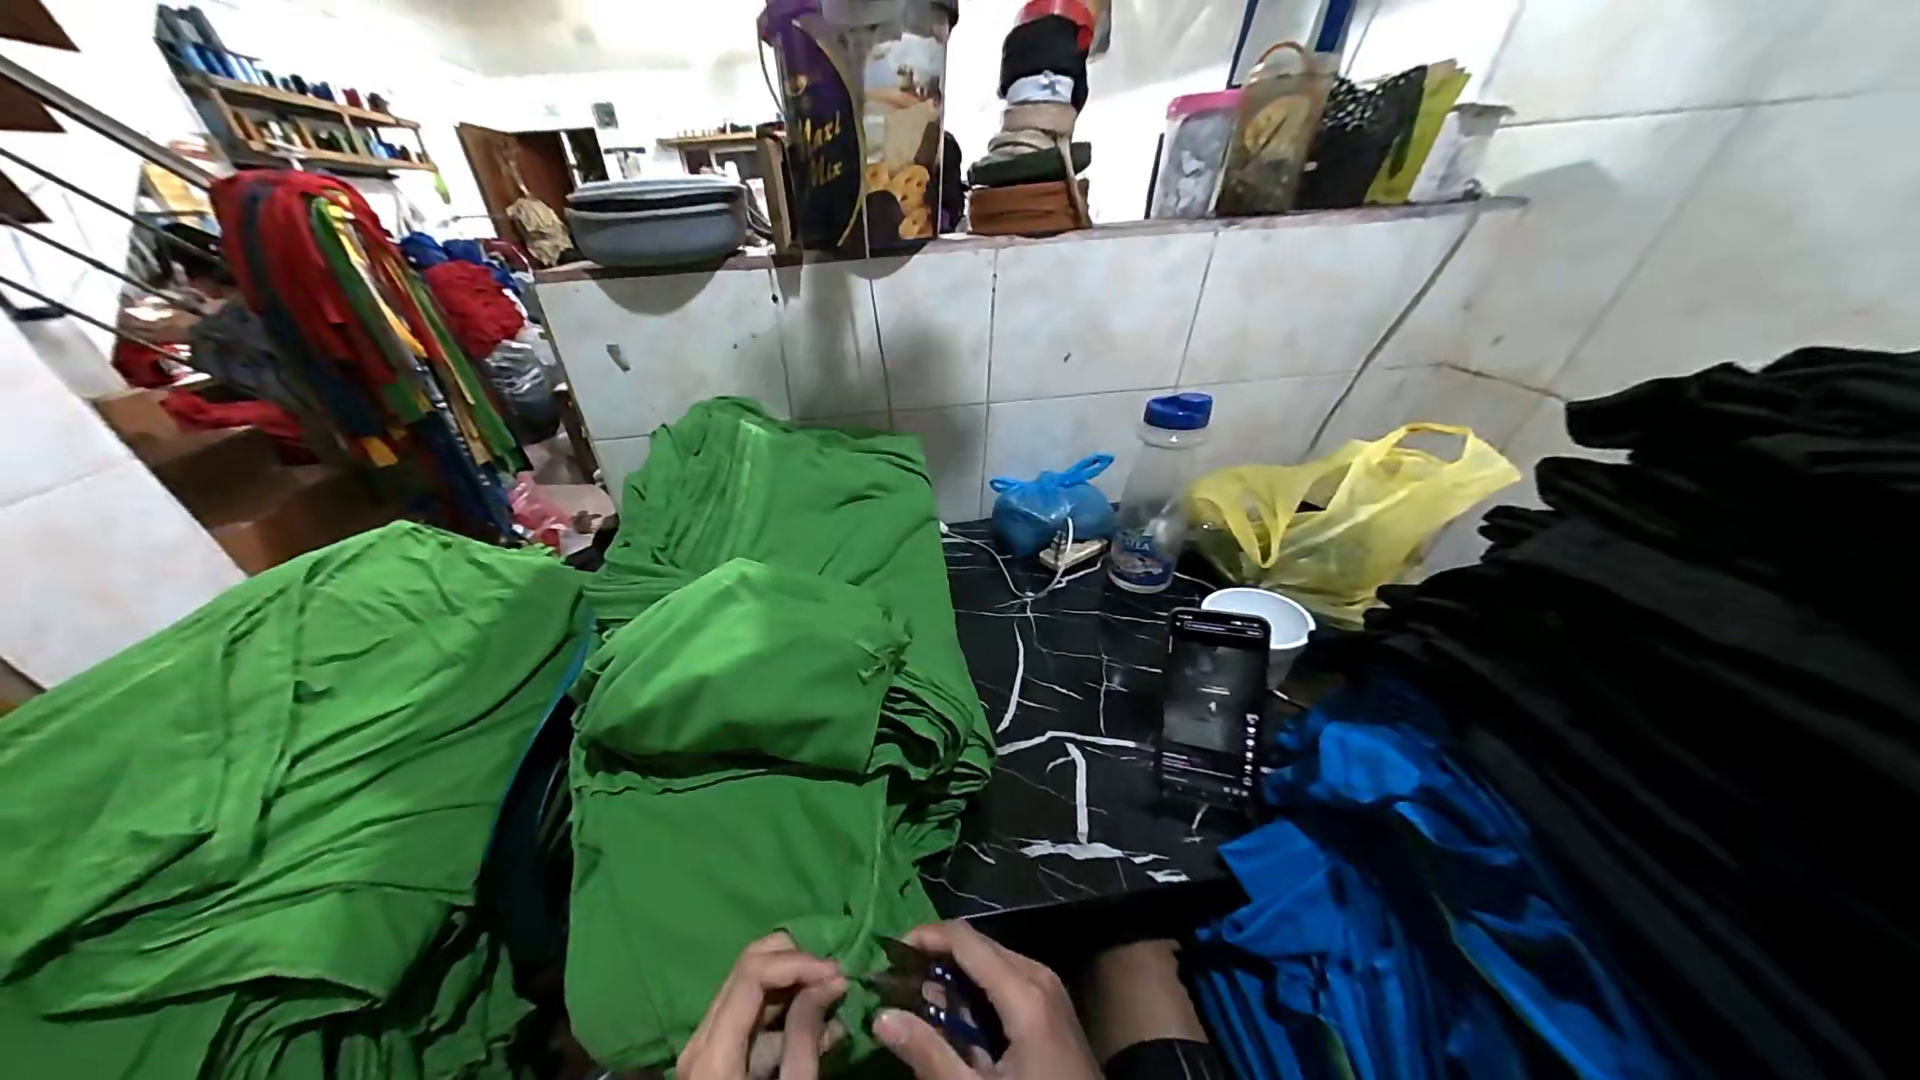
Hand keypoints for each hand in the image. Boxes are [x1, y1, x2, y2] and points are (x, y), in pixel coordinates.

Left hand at [676, 932, 847, 1079]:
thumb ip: (806, 1034)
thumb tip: (832, 979)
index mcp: (712, 1051)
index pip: (752, 972)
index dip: (798, 961)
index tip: (837, 972)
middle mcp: (702, 1037)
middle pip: (748, 965)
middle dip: (797, 960)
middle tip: (835, 975)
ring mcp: (707, 1046)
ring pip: (752, 984)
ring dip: (796, 982)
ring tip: (836, 1000)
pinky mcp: (719, 1057)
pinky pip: (753, 1015)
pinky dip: (788, 1010)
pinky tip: (823, 1027)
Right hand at [870, 921, 1101, 1079]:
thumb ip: (929, 1054)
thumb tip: (881, 1017)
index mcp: (1023, 990)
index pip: (964, 938)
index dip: (923, 937)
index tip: (889, 957)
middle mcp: (1038, 974)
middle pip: (977, 946)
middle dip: (936, 958)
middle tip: (899, 986)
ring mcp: (1049, 986)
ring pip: (991, 960)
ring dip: (955, 975)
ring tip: (922, 1004)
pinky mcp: (1052, 1003)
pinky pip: (1007, 977)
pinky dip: (977, 989)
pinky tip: (959, 1020)